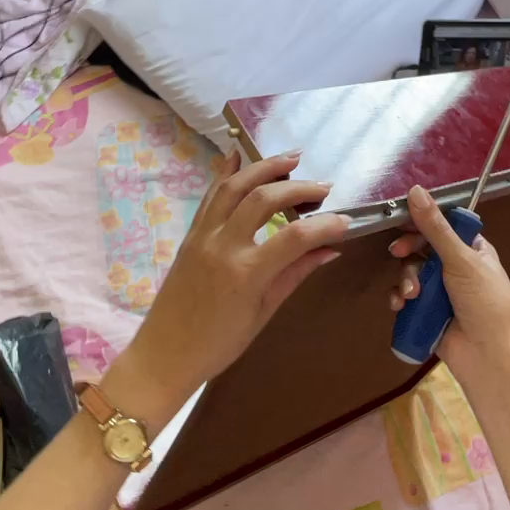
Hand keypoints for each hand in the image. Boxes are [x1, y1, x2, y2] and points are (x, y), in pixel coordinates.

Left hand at [108, 152, 347, 423]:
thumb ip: (295, 275)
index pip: (296, 236)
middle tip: (324, 187)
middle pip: (265, 199)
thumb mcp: (263, 313)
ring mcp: (203, 235)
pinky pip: (210, 195)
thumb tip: (329, 251)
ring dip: (264, 167)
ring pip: (234, 186)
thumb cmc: (218, 344)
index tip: (345, 221)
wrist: (164, 355)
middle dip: (298, 186)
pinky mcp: (191, 234)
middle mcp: (223, 245)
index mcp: (246, 273)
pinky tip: (239, 155)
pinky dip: (226, 172)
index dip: (325, 225)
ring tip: (291, 158)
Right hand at [388, 185, 509, 376]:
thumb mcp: (462, 261)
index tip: (404, 222)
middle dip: (410, 253)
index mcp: (474, 251)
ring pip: (412, 272)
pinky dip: (401, 298)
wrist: (486, 358)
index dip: (423, 223)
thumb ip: (436, 227)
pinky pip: (407, 296)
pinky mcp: (427, 311)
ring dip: (407, 279)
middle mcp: (457, 268)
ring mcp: (441, 291)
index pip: (444, 226)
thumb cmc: (485, 304)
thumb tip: (415, 190)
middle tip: (398, 252)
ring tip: (411, 294)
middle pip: (423, 248)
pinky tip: (400, 304)